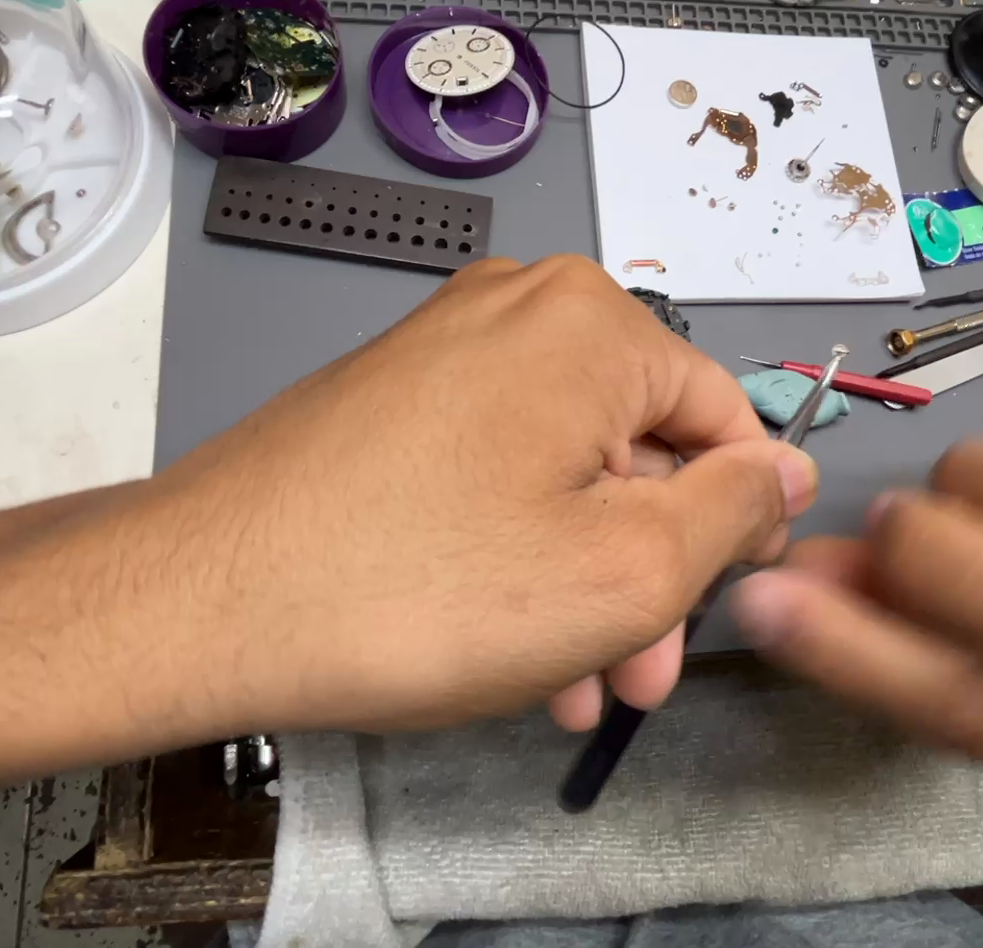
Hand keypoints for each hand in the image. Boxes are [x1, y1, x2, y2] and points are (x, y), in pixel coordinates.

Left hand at [141, 256, 816, 734]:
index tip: (718, 604)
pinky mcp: (400, 393)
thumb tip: (783, 472)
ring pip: (564, 470)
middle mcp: (521, 308)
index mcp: (591, 322)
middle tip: (636, 670)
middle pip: (635, 450)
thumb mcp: (624, 571)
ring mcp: (450, 346)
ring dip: (580, 574)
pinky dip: (517, 544)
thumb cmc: (423, 585)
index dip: (737, 520)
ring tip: (568, 674)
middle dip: (645, 569)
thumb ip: (731, 514)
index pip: (721, 417)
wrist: (199, 599)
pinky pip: (497, 466)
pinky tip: (507, 632)